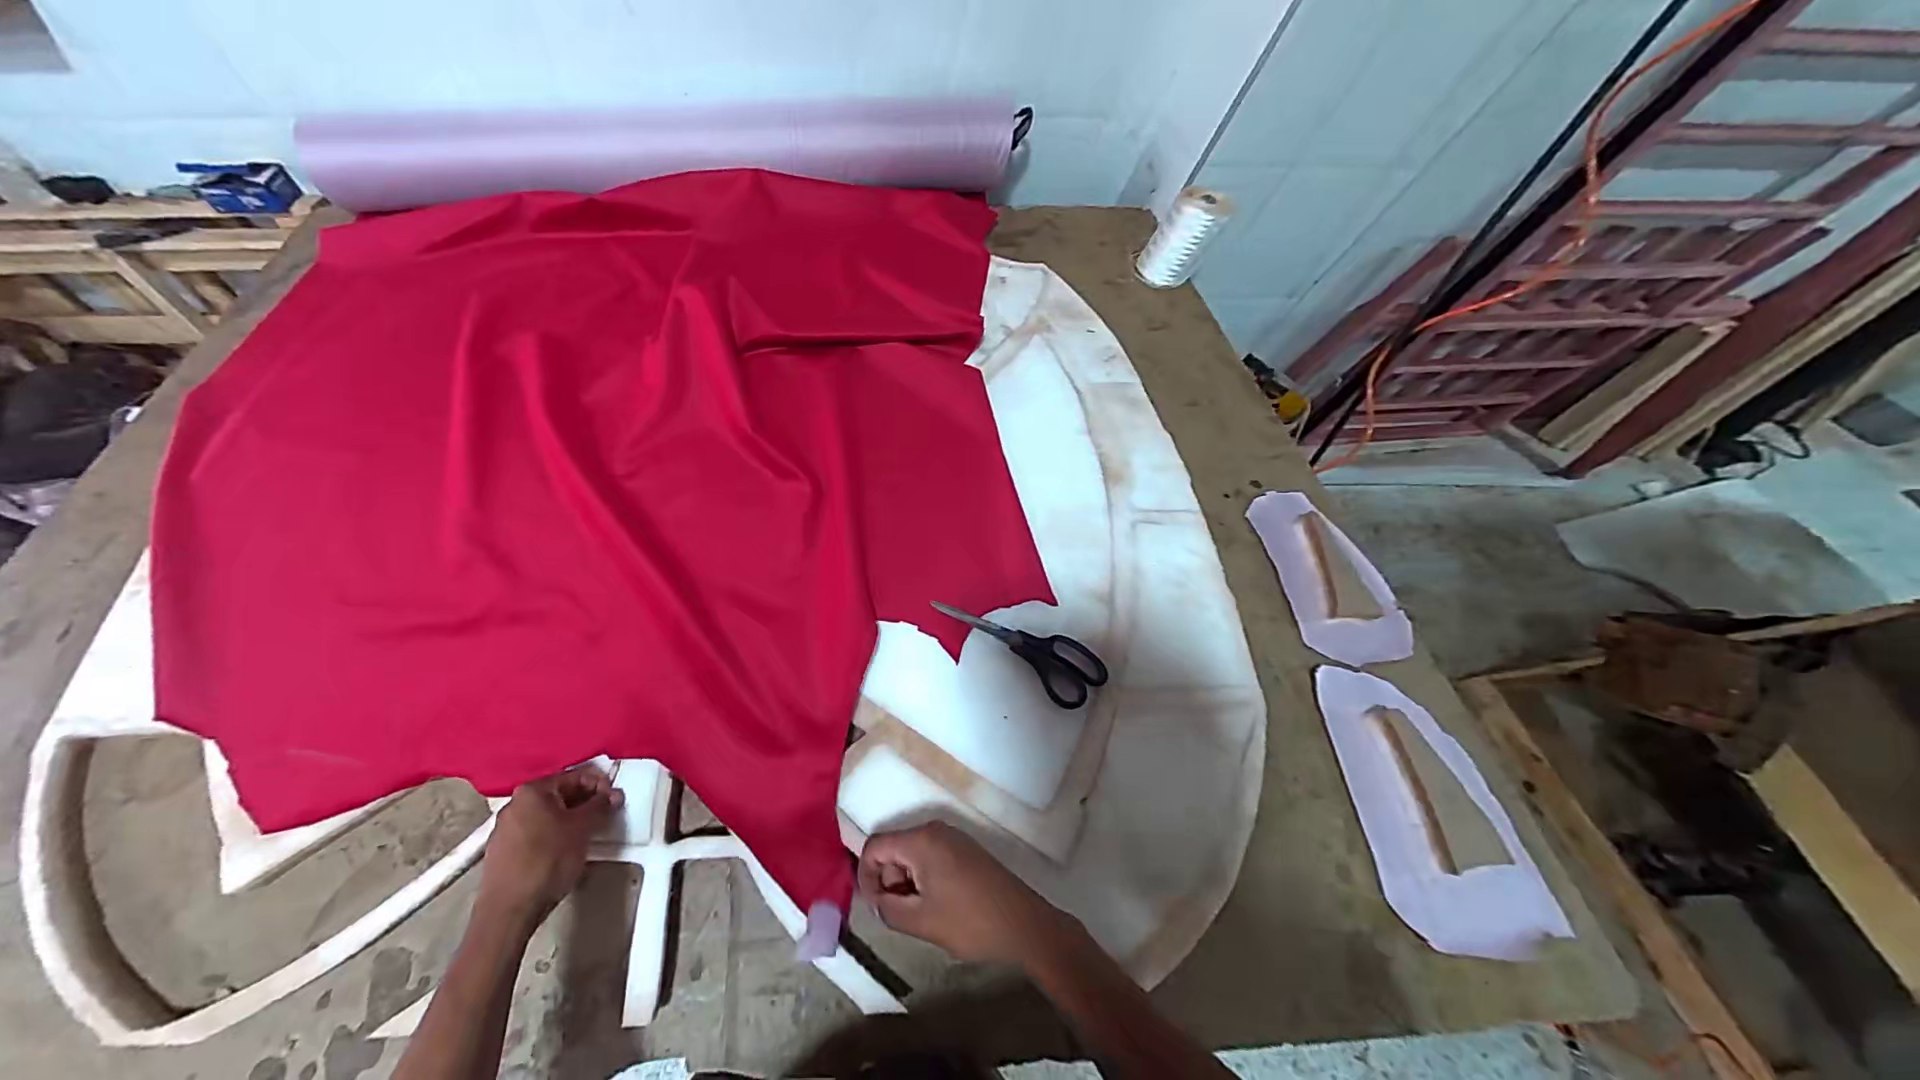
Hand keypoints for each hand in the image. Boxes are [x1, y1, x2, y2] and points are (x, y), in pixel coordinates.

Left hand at [476, 766, 621, 924]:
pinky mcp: (502, 852)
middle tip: (606, 814)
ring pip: (547, 815)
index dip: (601, 784)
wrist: (509, 910)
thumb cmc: (548, 860)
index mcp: (532, 791)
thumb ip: (601, 805)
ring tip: (589, 833)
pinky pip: (536, 833)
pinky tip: (566, 849)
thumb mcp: (583, 828)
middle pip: (559, 794)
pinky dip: (555, 834)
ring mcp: (504, 829)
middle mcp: (514, 805)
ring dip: (571, 819)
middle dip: (586, 802)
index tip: (616, 799)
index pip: (575, 776)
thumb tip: (611, 796)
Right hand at [857, 821, 1077, 966]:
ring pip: (911, 855)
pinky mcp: (965, 850)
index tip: (876, 907)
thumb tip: (875, 900)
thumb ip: (886, 908)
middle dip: (889, 881)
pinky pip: (930, 857)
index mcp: (922, 841)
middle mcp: (936, 830)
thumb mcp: (920, 921)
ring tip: (923, 914)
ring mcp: (953, 838)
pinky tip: (939, 906)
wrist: (1023, 924)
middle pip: (893, 849)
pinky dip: (924, 879)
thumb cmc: (970, 922)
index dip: (866, 876)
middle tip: (902, 914)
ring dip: (907, 883)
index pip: (874, 846)